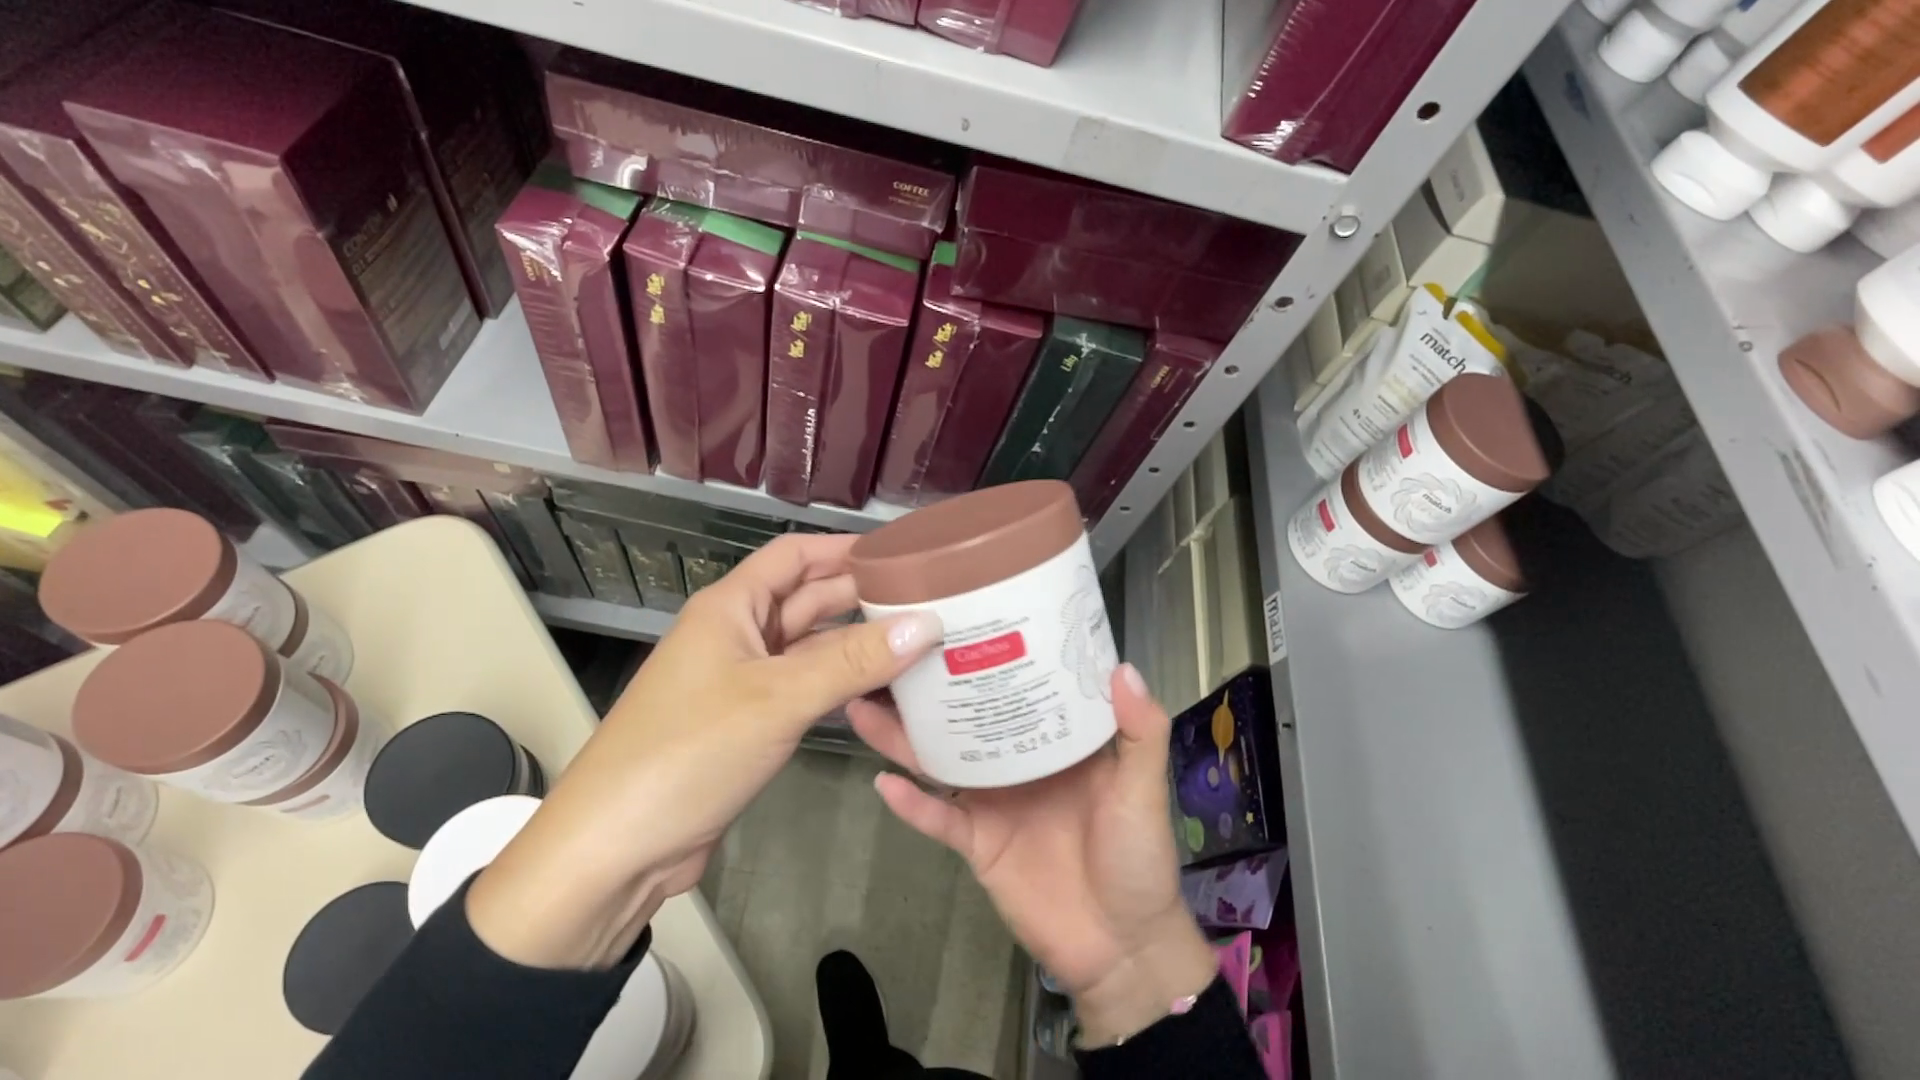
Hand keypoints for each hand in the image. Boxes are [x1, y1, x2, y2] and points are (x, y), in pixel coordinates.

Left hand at [469, 533, 941, 969]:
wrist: (618, 846)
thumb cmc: (689, 751)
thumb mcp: (776, 699)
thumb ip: (852, 660)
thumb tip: (926, 625)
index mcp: (731, 608)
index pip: (795, 556)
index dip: (846, 548)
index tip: (906, 553)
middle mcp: (738, 635)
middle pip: (808, 599)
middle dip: (863, 596)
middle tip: (934, 599)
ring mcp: (743, 682)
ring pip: (810, 647)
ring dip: (859, 643)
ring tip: (925, 638)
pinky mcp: (750, 724)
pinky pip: (805, 688)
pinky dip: (843, 684)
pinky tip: (887, 689)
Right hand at [851, 664, 1216, 1044]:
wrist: (1122, 946)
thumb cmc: (1139, 857)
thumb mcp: (1144, 789)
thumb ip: (1138, 732)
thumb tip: (1120, 667)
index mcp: (1055, 741)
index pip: (1018, 687)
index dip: (991, 655)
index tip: (960, 617)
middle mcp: (1018, 763)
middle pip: (966, 719)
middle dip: (928, 689)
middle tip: (886, 652)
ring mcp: (993, 803)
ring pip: (940, 762)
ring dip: (903, 737)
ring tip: (862, 700)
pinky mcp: (977, 844)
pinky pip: (938, 819)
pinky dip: (912, 804)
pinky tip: (882, 780)